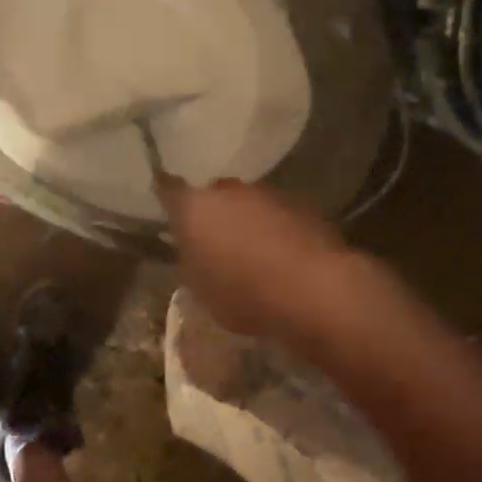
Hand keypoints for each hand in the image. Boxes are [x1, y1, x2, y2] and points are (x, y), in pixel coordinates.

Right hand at [157, 179, 347, 336]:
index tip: (166, 204)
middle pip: (212, 196)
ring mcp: (267, 194)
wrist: (316, 290)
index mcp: (194, 207)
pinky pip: (277, 215)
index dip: (165, 194)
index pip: (168, 188)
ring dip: (245, 220)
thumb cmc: (244, 293)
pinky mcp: (301, 206)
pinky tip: (281, 256)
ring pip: (246, 204)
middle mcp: (227, 190)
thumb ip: (189, 261)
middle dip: (211, 213)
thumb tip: (191, 249)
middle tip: (213, 240)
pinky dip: (274, 229)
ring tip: (251, 251)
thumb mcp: (199, 289)